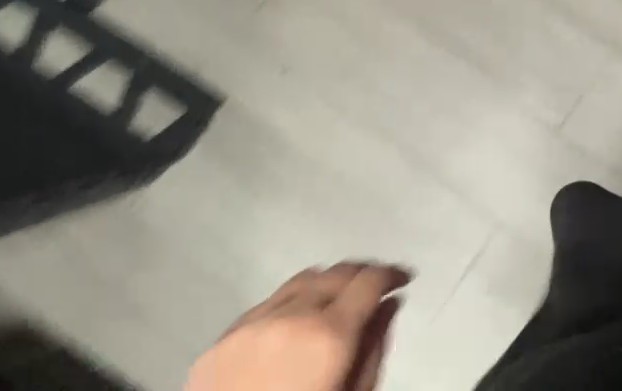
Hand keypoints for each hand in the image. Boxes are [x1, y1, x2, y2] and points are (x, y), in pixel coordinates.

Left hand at [186, 262, 410, 390]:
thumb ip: (374, 349)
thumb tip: (388, 305)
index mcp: (329, 336)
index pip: (370, 281)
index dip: (391, 275)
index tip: (402, 280)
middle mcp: (292, 316)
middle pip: (337, 272)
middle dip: (362, 275)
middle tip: (373, 289)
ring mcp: (251, 325)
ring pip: (301, 281)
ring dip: (326, 284)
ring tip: (334, 302)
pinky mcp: (220, 341)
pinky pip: (266, 306)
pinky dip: (290, 306)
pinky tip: (292, 329)